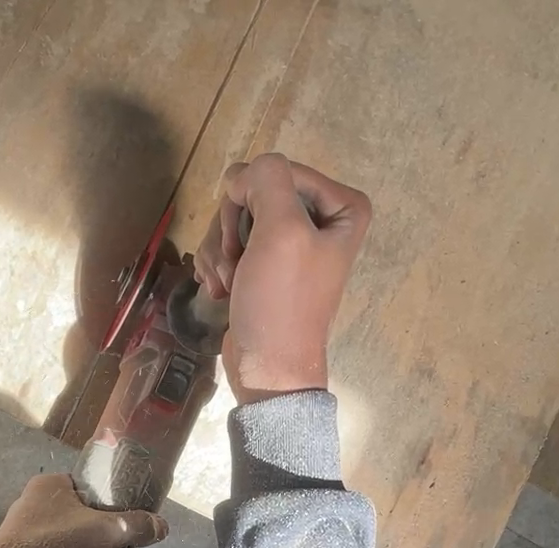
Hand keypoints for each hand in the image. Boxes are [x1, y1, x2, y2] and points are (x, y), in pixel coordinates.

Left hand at [0, 474, 167, 547]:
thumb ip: (136, 527)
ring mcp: (35, 541)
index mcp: (54, 488)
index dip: (118, 512)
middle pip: (92, 530)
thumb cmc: (52, 547)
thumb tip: (162, 526)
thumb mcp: (102, 532)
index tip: (135, 534)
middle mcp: (43, 510)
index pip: (93, 492)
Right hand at [193, 154, 371, 403]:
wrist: (267, 366)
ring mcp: (287, 244)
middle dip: (232, 230)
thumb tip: (241, 175)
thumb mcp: (280, 230)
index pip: (276, 170)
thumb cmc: (281, 302)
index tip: (245, 239)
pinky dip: (218, 267)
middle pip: (252, 194)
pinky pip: (227, 244)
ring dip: (220, 252)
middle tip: (235, 263)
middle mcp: (318, 219)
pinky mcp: (261, 266)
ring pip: (233, 220)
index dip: (250, 198)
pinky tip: (222, 289)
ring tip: (228, 282)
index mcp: (341, 206)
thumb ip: (266, 180)